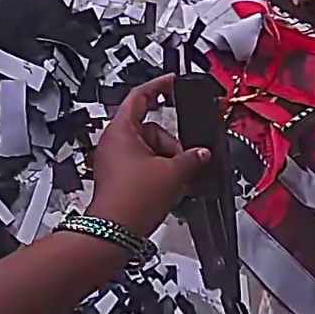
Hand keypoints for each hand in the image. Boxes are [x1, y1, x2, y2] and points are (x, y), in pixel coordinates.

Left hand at [86, 74, 209, 235]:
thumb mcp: (172, 173)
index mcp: (121, 130)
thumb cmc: (132, 200)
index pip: (140, 96)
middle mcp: (113, 142)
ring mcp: (114, 160)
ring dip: (166, 161)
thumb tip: (201, 154)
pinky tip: (167, 187)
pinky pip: (142, 165)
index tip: (171, 81)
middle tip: (182, 160)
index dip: (158, 86)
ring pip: (149, 149)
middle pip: (151, 129)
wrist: (115, 232)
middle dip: (170, 144)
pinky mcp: (117, 178)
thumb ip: (191, 158)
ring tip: (174, 180)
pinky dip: (157, 172)